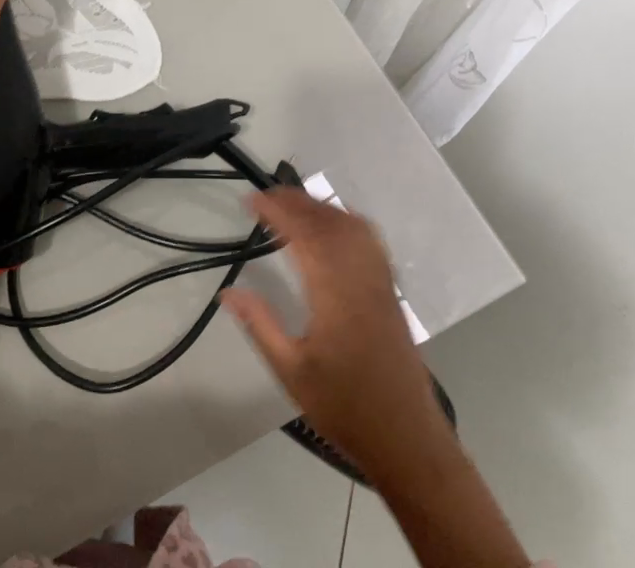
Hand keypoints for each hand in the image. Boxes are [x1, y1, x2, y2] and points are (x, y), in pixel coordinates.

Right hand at [221, 189, 446, 483]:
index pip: (304, 238)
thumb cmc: (344, 408)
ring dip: (324, 208)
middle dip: (298, 202)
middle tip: (266, 196)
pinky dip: (349, 223)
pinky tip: (335, 228)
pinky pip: (372, 244)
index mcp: (334, 297)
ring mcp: (382, 286)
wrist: (406, 438)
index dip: (277, 212)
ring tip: (294, 204)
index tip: (251, 200)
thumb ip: (260, 326)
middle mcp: (362, 281)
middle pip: (331, 224)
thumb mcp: (291, 371)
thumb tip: (228, 293)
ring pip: (355, 229)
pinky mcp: (392, 296)